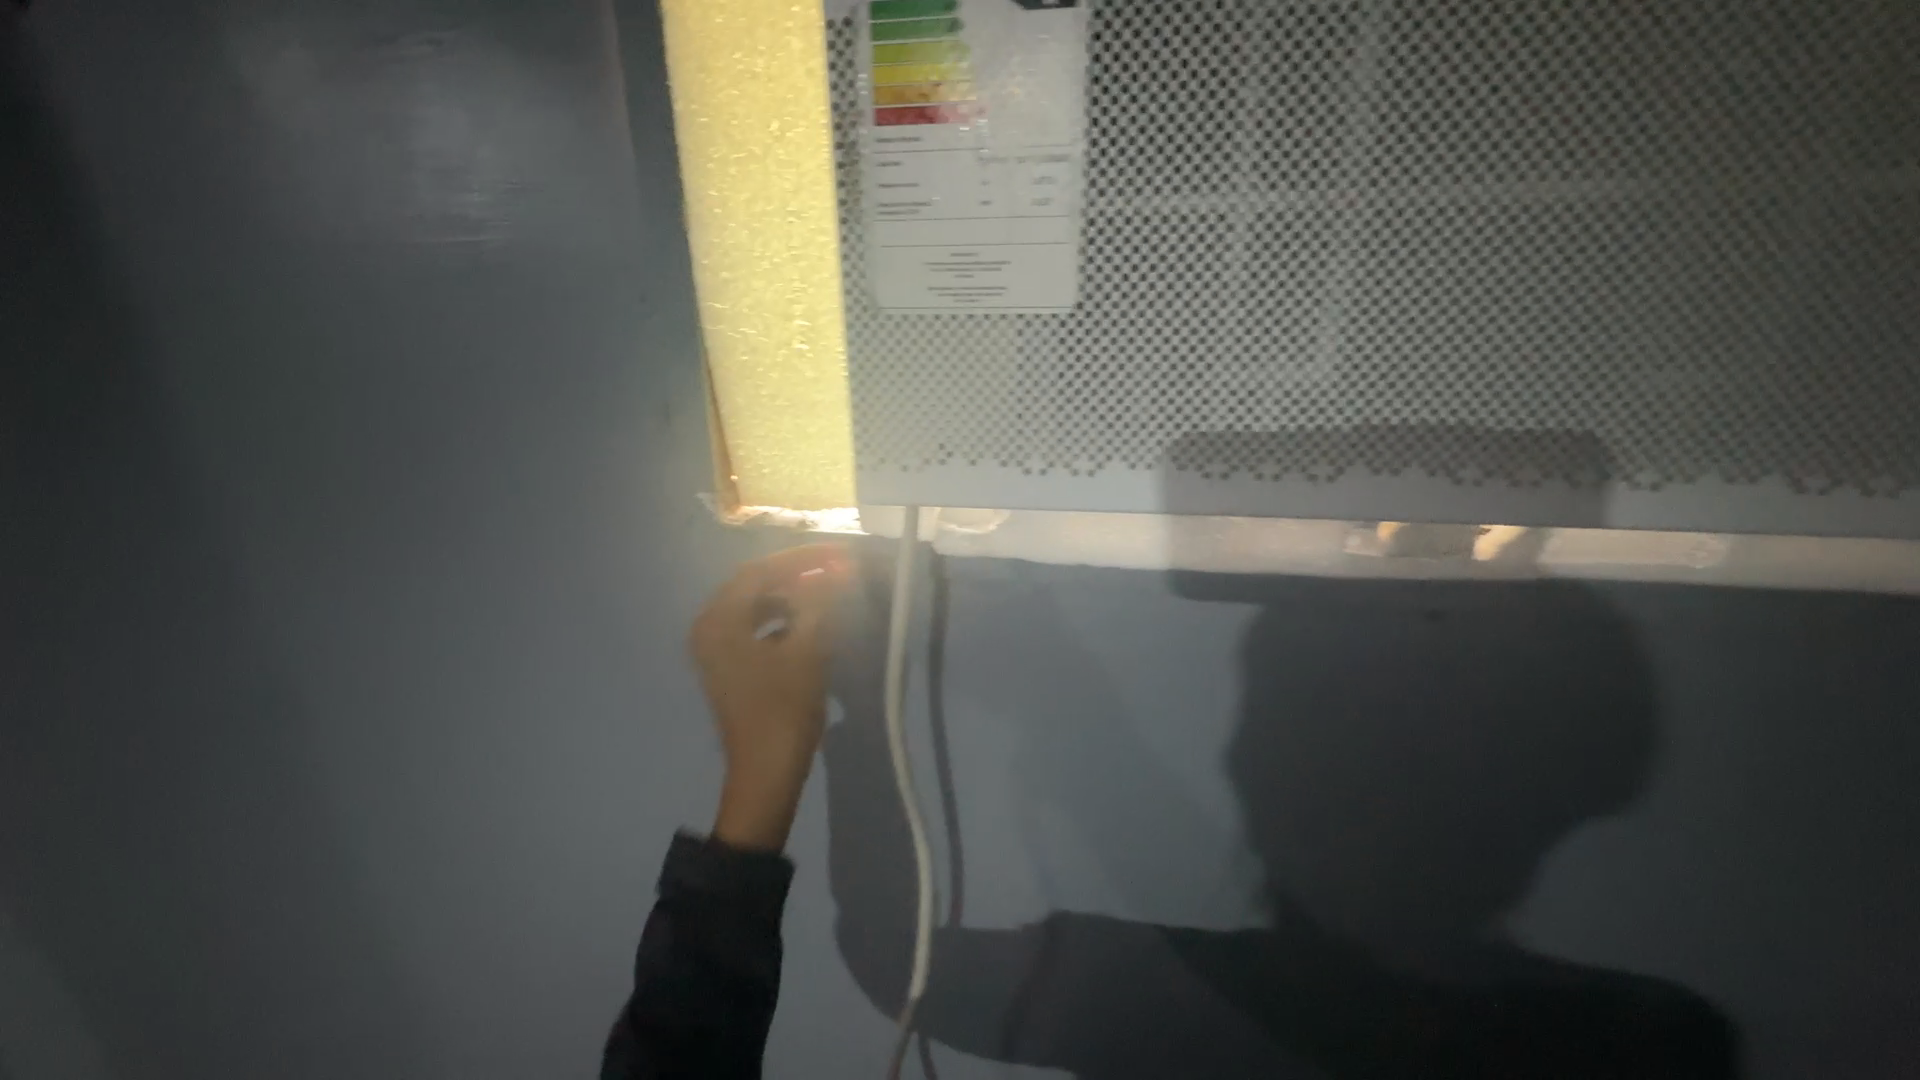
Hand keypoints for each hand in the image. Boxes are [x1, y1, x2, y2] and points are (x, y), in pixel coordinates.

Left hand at [691, 543, 853, 851]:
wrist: (766, 774)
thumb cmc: (783, 710)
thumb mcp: (807, 651)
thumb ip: (820, 603)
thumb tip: (838, 569)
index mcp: (719, 620)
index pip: (760, 571)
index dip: (803, 558)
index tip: (840, 555)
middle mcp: (710, 628)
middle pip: (756, 586)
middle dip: (798, 575)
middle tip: (838, 570)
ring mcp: (718, 650)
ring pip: (758, 608)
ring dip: (794, 598)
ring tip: (832, 594)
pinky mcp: (732, 668)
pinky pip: (759, 630)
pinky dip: (786, 621)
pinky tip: (814, 624)